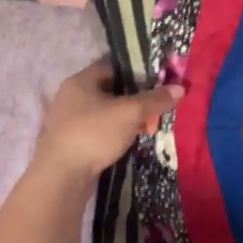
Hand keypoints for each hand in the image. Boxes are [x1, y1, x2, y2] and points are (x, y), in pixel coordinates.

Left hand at [35, 62, 182, 179]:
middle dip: (136, 101)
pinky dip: (115, 134)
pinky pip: (98, 130)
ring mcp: (68, 120)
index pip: (113, 67)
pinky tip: (128, 144)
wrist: (61, 176)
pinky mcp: (70, 141)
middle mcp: (71, 96)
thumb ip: (155, 99)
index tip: (158, 85)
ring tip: (147, 130)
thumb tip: (180, 88)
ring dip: (127, 120)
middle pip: (111, 91)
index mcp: (81, 80)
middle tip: (155, 113)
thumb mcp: (130, 113)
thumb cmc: (94, 134)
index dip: (137, 73)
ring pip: (106, 112)